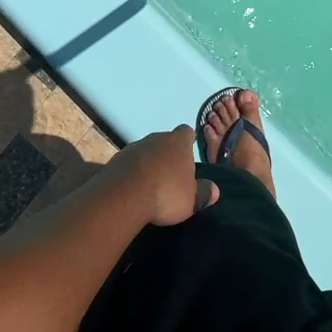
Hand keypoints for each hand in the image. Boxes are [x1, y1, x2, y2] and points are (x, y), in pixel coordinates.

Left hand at [103, 125, 218, 226]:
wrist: (123, 195)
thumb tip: (215, 190)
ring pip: (146, 150)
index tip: (190, 150)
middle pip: (165, 140)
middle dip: (168, 153)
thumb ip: (203, 193)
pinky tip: (135, 187)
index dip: (188, 140)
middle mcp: (156, 138)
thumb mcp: (191, 200)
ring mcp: (134, 147)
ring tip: (153, 183)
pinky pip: (130, 163)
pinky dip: (134, 172)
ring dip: (149, 162)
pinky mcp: (117, 159)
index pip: (186, 132)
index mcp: (177, 142)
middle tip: (173, 173)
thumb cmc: (166, 194)